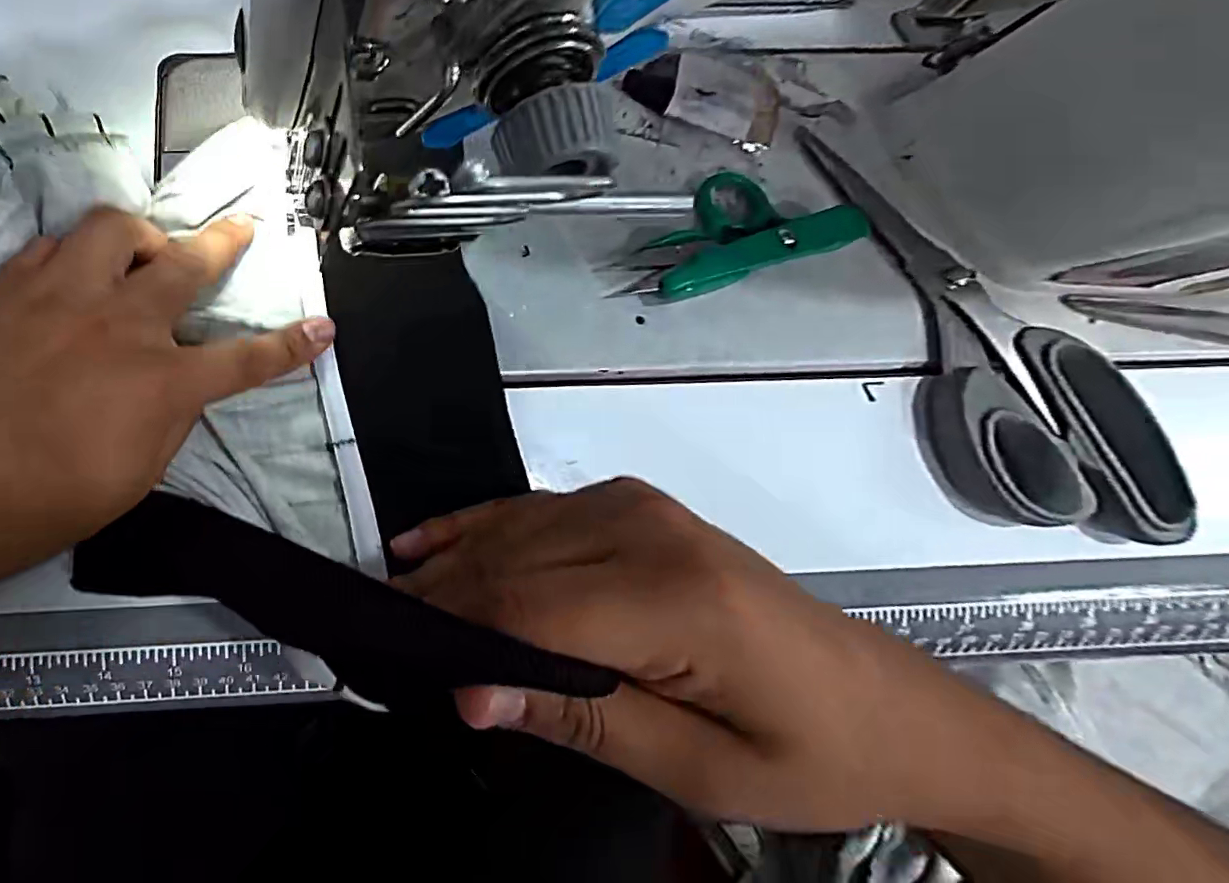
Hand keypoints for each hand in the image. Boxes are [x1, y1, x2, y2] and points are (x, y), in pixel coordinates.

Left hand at [0, 208, 334, 688]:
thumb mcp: (127, 481)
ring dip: (141, 234)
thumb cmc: (31, 510)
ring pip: (113, 230)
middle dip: (225, 243)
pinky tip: (74, 274)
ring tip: (145, 250)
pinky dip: (75, 254)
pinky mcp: (6, 291)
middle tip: (244, 226)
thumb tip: (178, 388)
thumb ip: (165, 422)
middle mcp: (117, 325)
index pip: (243, 360)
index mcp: (157, 383)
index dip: (289, 345)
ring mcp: (58, 298)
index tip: (321, 327)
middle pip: (186, 265)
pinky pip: (52, 248)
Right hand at [390, 479, 1032, 834]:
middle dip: (440, 595)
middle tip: (383, 627)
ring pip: (511, 528)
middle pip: (511, 562)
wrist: (884, 702)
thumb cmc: (802, 751)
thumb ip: (578, 718)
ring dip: (449, 561)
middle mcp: (646, 531)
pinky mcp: (627, 500)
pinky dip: (477, 526)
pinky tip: (429, 539)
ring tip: (395, 590)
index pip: (531, 608)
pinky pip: (532, 508)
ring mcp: (634, 505)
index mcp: (674, 600)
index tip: (405, 659)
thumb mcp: (696, 767)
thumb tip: (472, 697)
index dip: (460, 633)